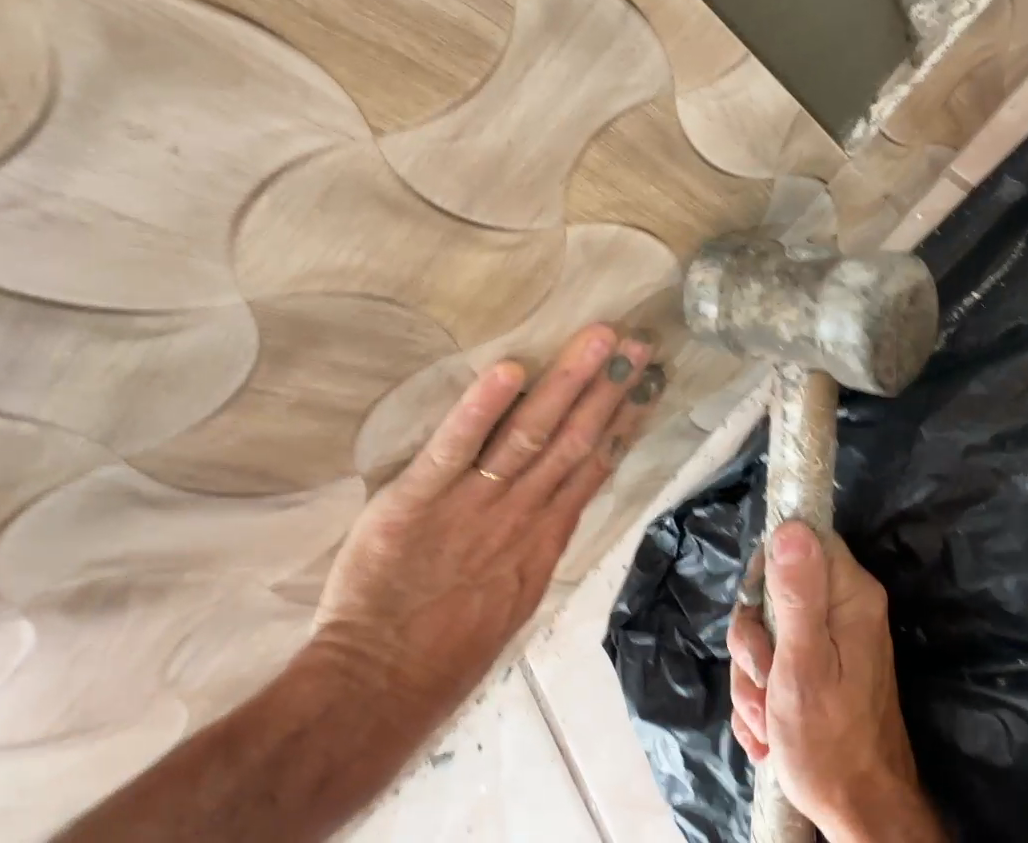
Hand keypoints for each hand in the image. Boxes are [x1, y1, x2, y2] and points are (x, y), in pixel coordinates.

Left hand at [312, 324, 660, 714]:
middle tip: (637, 343)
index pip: (594, 465)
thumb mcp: (519, 593)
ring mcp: (474, 505)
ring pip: (530, 433)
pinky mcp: (417, 502)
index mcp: (546, 536)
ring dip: (568, 383)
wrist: (381, 687)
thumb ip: (539, 540)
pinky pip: (454, 448)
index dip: (623, 422)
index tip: (647, 385)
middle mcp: (522, 513)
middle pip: (574, 439)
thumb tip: (559, 499)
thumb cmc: (449, 648)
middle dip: (609, 388)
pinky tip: (510, 370)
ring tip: (598, 340)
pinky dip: (482, 409)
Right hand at [728, 522, 944, 842]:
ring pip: (767, 634)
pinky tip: (769, 733)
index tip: (759, 618)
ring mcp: (833, 641)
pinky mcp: (819, 669)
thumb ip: (796, 595)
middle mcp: (846, 609)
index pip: (802, 542)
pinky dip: (762, 699)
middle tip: (764, 682)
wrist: (859, 808)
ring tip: (768, 719)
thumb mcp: (803, 664)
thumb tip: (790, 527)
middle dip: (754, 644)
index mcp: (851, 595)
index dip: (769, 574)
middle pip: (776, 592)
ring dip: (754, 680)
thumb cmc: (829, 740)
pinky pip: (774, 665)